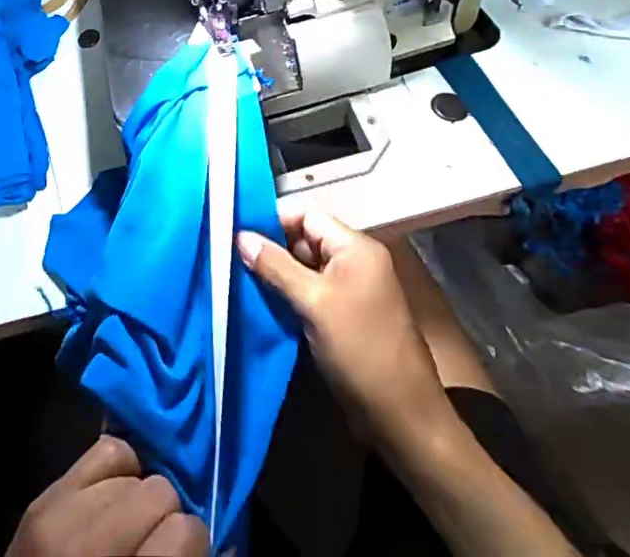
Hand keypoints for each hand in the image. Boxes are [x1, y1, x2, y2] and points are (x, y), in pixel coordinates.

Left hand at [6, 435, 206, 556]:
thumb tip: (220, 538)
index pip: (185, 531)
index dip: (191, 545)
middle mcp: (87, 550)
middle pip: (161, 493)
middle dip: (166, 518)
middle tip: (151, 545)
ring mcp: (59, 520)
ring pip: (138, 472)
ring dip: (140, 499)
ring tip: (128, 528)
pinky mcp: (43, 501)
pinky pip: (107, 451)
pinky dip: (117, 472)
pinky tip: (110, 503)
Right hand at [237, 208, 450, 450]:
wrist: (398, 412)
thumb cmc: (359, 348)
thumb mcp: (314, 302)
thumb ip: (277, 267)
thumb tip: (241, 236)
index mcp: (356, 247)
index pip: (308, 217)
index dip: (273, 221)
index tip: (236, 232)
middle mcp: (355, 261)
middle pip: (306, 241)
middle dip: (271, 248)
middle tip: (230, 258)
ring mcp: (351, 289)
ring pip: (306, 269)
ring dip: (277, 274)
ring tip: (237, 279)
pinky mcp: (344, 315)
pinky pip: (311, 293)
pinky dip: (288, 296)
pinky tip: (260, 304)